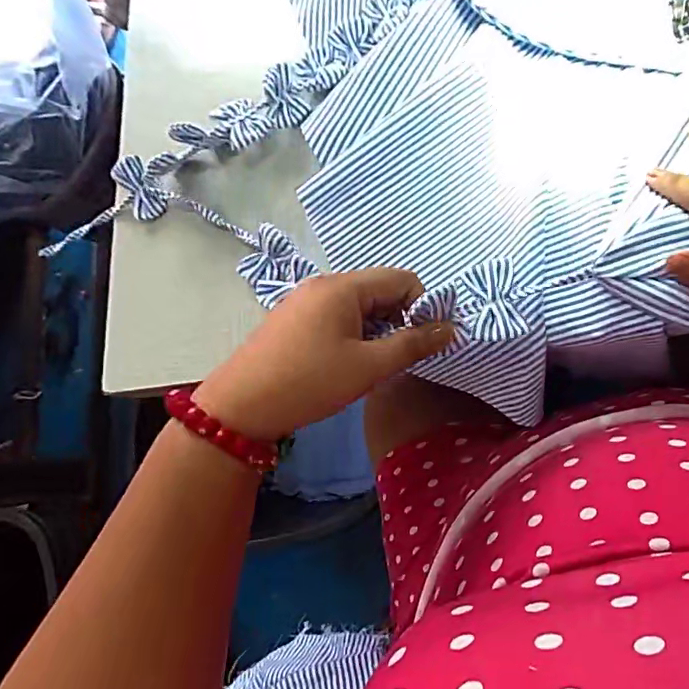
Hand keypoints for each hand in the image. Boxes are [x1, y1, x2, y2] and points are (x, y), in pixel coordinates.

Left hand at [191, 269, 453, 440]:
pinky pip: (340, 315)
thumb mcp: (369, 367)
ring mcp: (306, 300)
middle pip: (382, 289)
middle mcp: (324, 284)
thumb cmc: (309, 383)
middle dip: (401, 318)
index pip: (403, 280)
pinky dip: (357, 332)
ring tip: (376, 362)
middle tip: (402, 355)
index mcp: (343, 287)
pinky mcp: (296, 318)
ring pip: (362, 304)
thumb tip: (449, 329)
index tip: (425, 342)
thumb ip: (413, 344)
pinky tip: (351, 361)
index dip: (423, 307)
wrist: (239, 408)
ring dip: (379, 328)